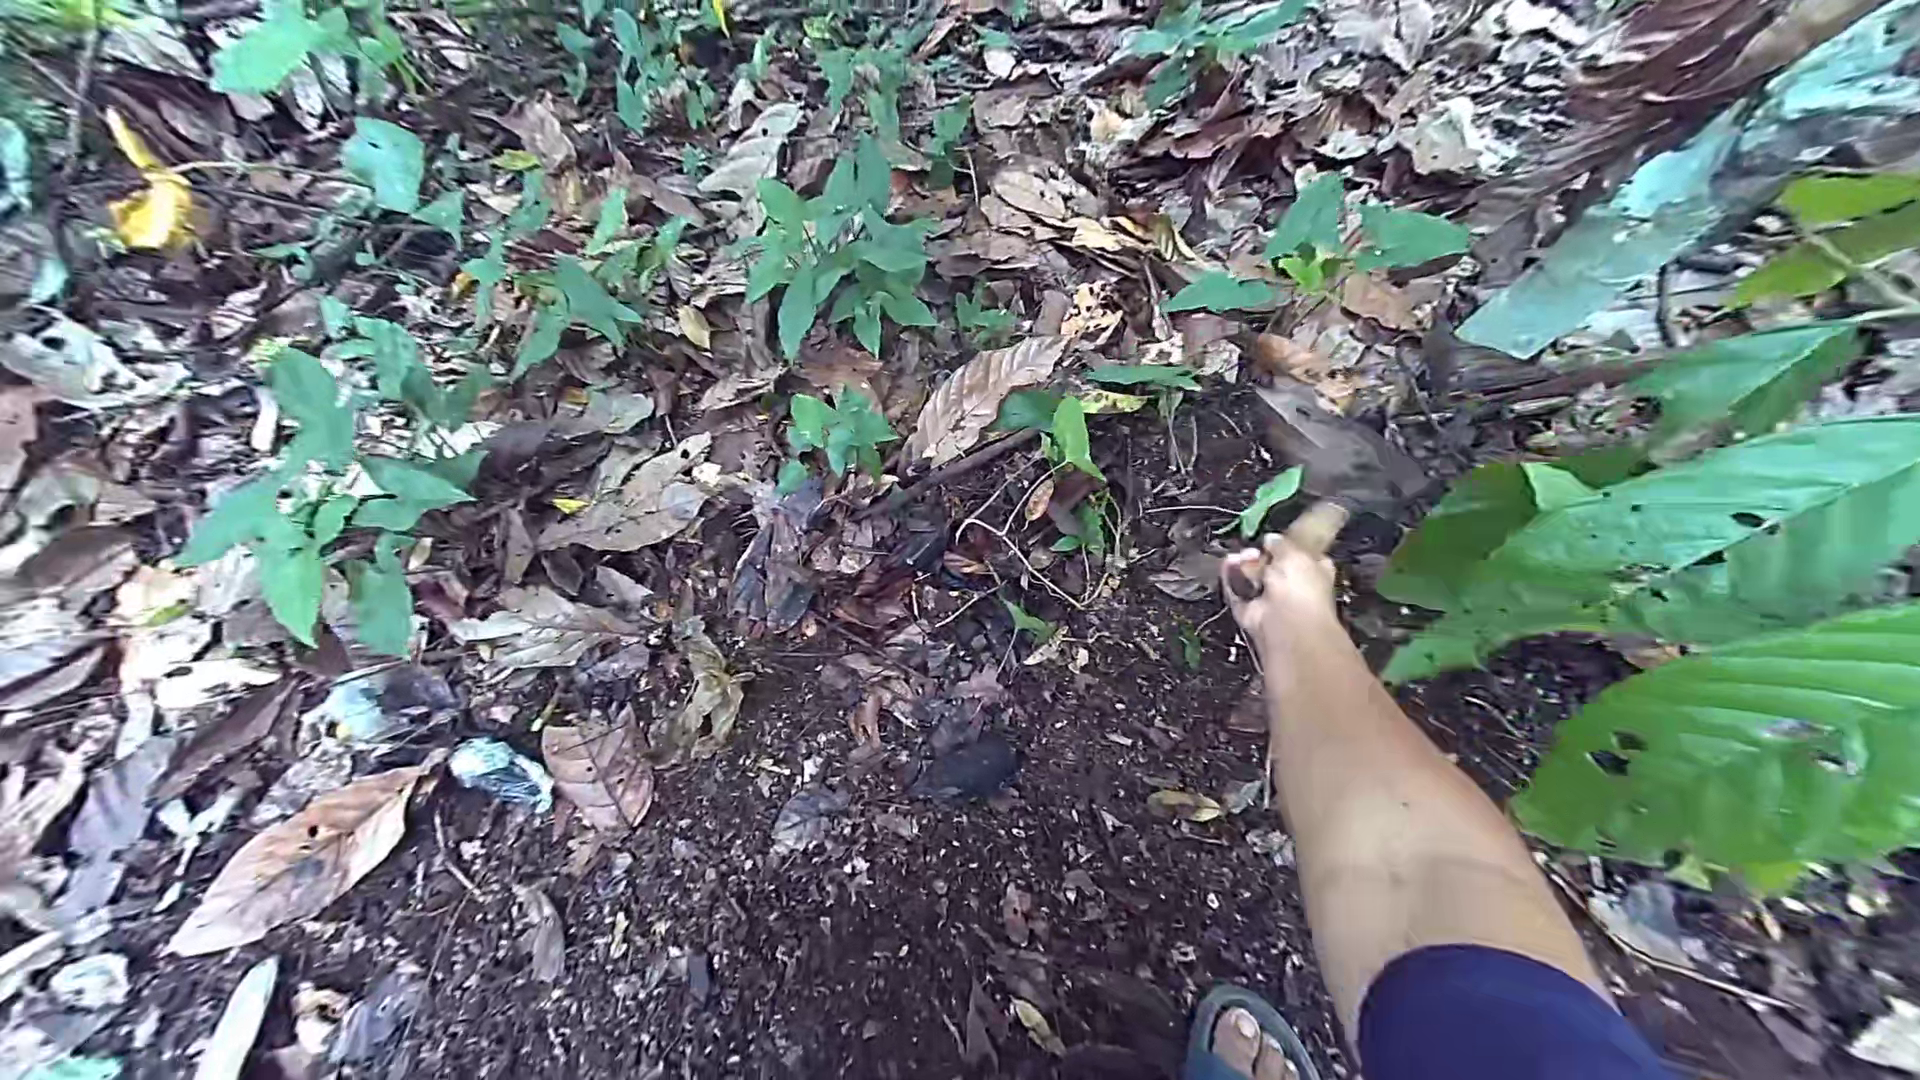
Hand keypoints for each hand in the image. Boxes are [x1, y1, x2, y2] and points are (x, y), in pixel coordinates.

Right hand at [1220, 501, 1344, 654]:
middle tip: (1255, 550)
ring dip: (1243, 564)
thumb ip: (1282, 543)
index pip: (1301, 554)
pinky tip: (1228, 563)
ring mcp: (1268, 599)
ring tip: (1241, 557)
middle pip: (1270, 563)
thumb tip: (1271, 538)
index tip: (1273, 536)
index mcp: (1313, 571)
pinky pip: (1235, 588)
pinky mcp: (1247, 608)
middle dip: (1259, 554)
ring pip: (1250, 574)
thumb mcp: (1296, 552)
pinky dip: (1230, 576)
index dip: (1287, 544)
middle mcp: (1292, 586)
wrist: (1285, 622)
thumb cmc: (1301, 587)